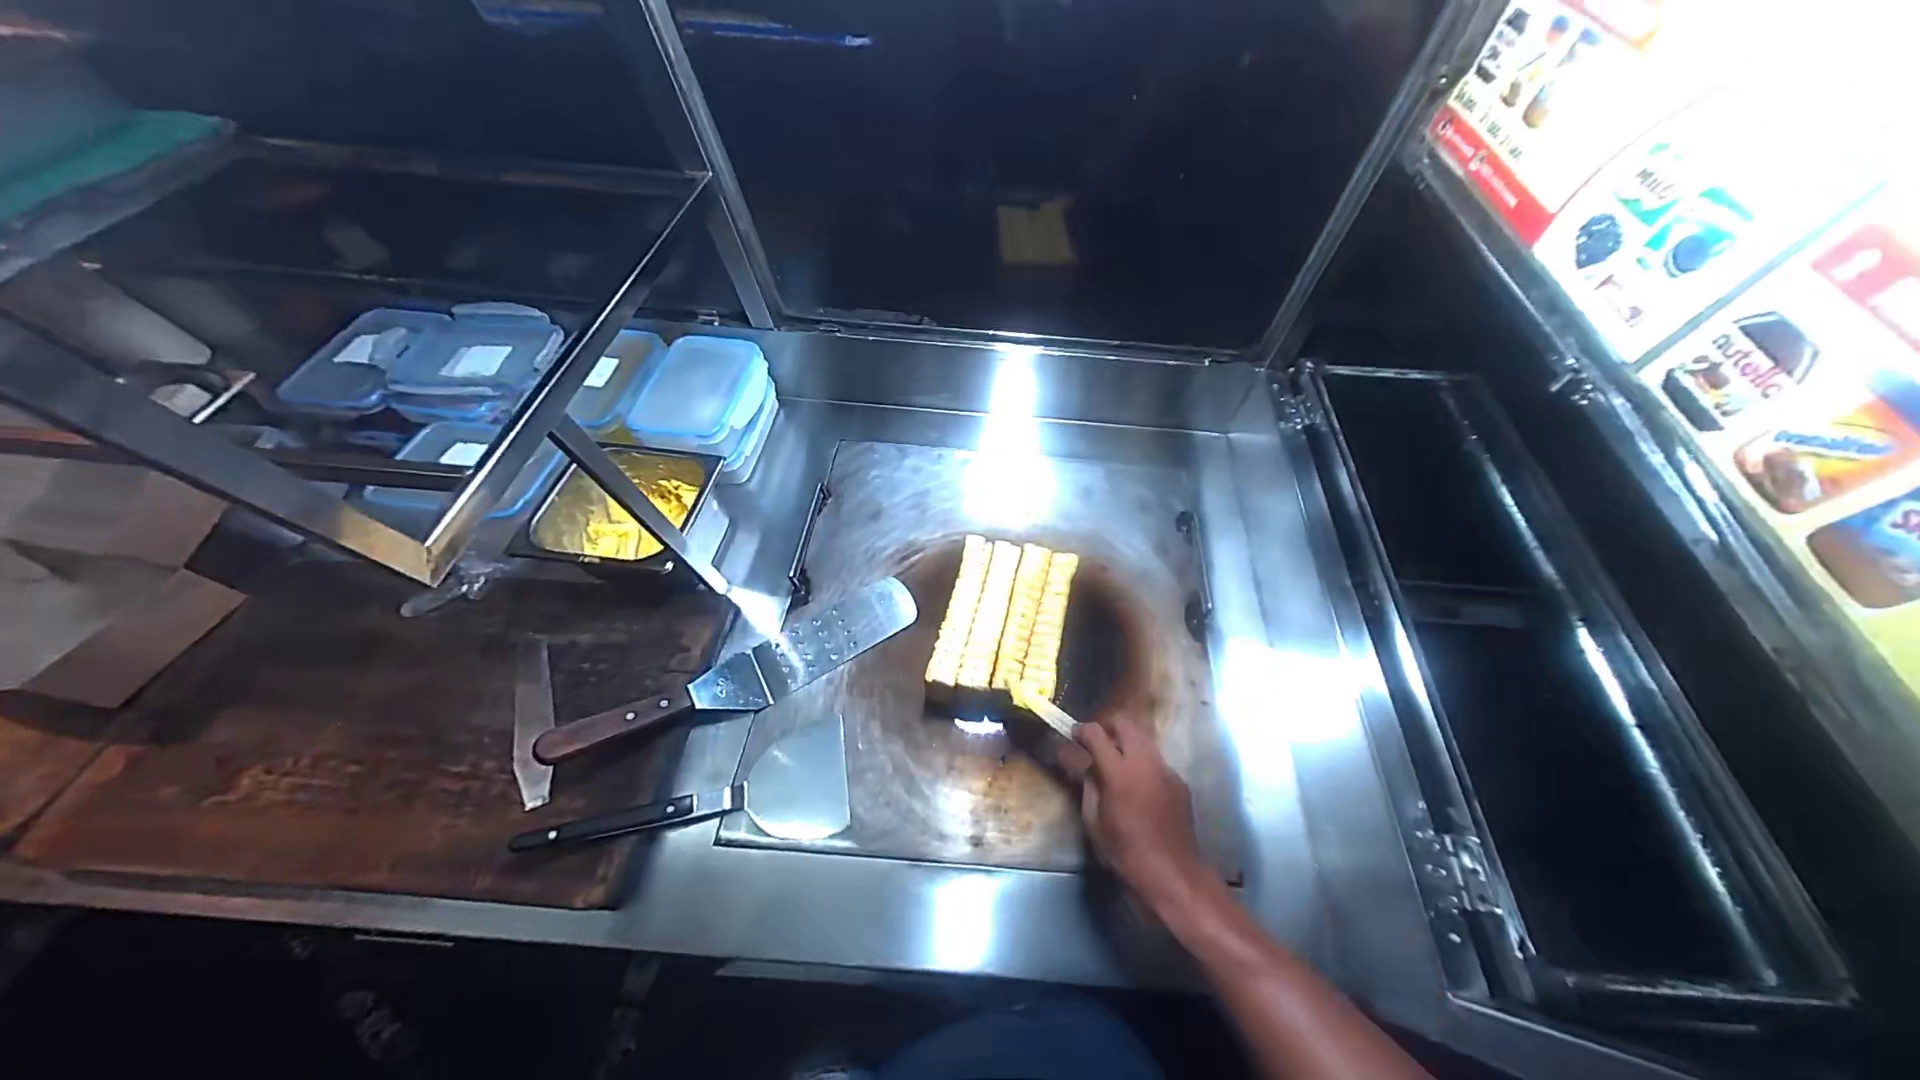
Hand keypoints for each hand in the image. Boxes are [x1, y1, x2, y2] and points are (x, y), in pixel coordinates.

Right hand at [1074, 715, 1205, 905]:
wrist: (1171, 872)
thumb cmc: (1124, 852)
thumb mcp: (1093, 821)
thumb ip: (1088, 785)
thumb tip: (1085, 764)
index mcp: (1118, 772)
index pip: (1096, 733)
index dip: (1082, 730)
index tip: (1075, 735)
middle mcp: (1145, 762)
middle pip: (1125, 723)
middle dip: (1107, 727)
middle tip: (1096, 742)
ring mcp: (1166, 770)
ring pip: (1144, 739)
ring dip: (1127, 742)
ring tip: (1116, 762)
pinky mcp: (1179, 781)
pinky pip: (1156, 760)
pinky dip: (1143, 763)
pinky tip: (1138, 786)